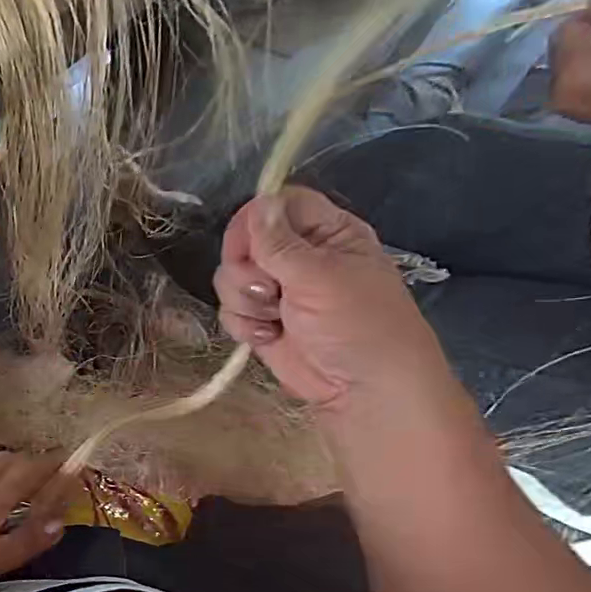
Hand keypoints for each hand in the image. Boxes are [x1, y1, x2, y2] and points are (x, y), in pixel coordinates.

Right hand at [214, 187, 451, 409]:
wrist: (360, 388)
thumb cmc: (357, 325)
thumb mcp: (320, 278)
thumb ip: (280, 243)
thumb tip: (258, 203)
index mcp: (326, 234)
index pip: (278, 206)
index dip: (254, 222)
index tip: (245, 247)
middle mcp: (297, 256)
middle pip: (244, 242)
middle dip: (245, 270)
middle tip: (269, 290)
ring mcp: (276, 290)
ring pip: (231, 278)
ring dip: (244, 301)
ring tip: (273, 318)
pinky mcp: (260, 320)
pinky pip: (230, 309)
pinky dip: (243, 324)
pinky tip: (267, 336)